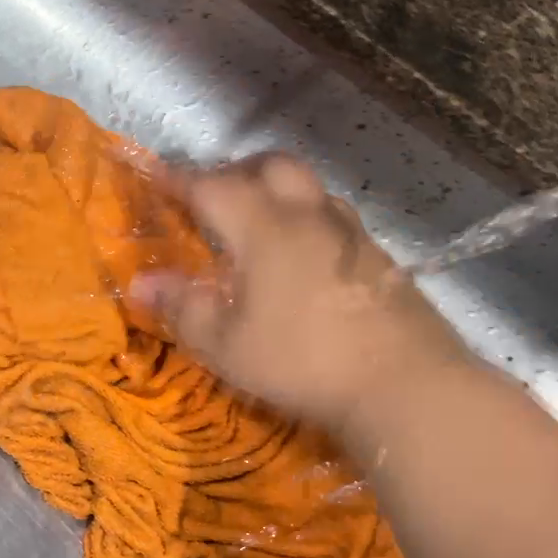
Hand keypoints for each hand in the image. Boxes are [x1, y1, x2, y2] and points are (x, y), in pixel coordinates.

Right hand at [135, 153, 467, 433]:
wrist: (415, 391)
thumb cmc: (303, 361)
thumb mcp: (223, 344)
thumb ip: (181, 306)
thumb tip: (142, 283)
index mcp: (263, 229)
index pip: (210, 186)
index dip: (176, 179)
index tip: (153, 179)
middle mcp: (307, 219)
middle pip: (271, 166)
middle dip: (235, 171)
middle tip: (211, 197)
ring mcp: (353, 238)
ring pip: (310, 190)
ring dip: (276, 194)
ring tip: (254, 225)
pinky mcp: (384, 263)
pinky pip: (336, 223)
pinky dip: (307, 225)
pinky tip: (298, 261)